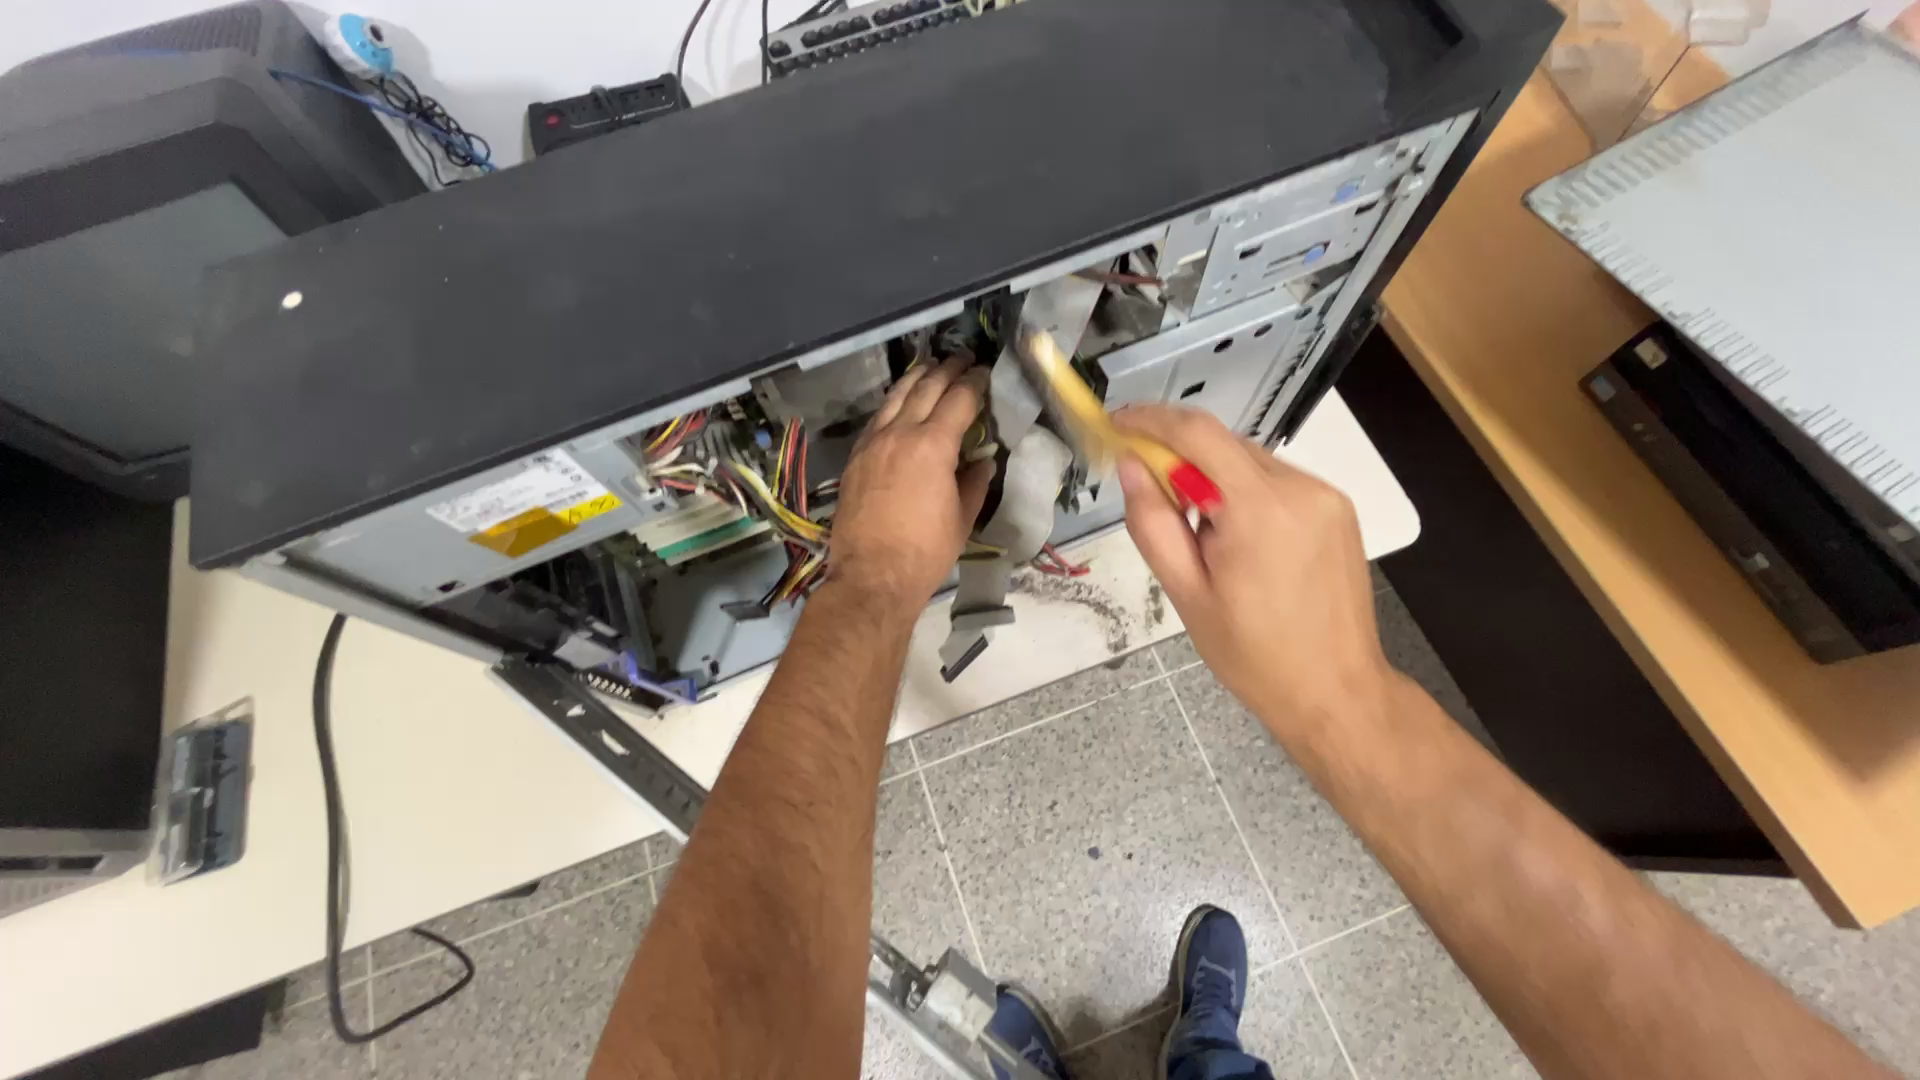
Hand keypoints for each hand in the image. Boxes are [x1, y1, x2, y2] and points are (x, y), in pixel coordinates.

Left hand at [830, 357, 994, 607]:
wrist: (873, 575)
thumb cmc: (926, 551)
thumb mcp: (962, 517)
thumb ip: (974, 482)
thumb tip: (982, 460)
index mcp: (933, 445)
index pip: (959, 399)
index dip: (975, 382)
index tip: (986, 372)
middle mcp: (900, 433)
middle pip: (925, 388)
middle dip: (947, 370)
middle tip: (963, 359)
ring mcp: (873, 443)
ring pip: (895, 397)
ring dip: (916, 378)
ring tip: (931, 367)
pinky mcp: (856, 458)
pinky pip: (877, 419)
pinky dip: (894, 404)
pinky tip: (899, 404)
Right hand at [1115, 406, 1393, 739]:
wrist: (1335, 691)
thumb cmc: (1252, 654)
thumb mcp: (1185, 593)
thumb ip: (1153, 523)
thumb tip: (1131, 466)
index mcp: (1259, 510)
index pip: (1197, 434)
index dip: (1149, 420)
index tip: (1116, 425)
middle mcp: (1300, 487)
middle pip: (1222, 443)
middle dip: (1176, 456)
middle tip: (1146, 491)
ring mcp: (1325, 495)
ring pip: (1247, 461)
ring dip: (1210, 478)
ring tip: (1199, 536)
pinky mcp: (1337, 508)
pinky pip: (1274, 481)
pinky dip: (1242, 492)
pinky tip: (1235, 539)